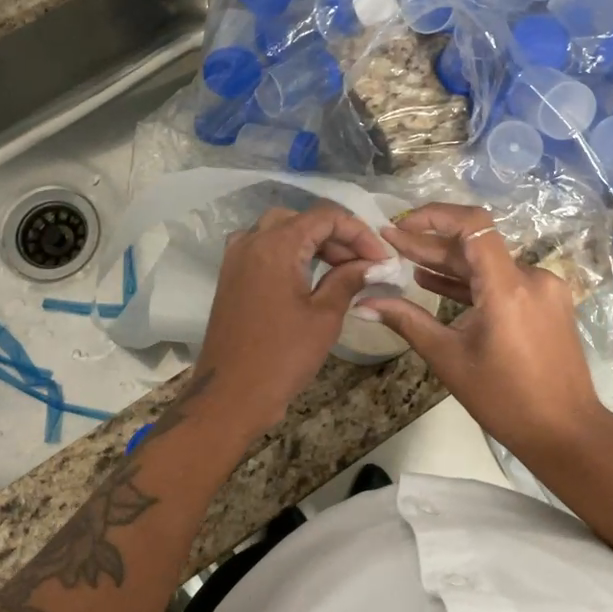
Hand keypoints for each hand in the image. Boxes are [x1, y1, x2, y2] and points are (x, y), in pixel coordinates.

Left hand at [195, 202, 391, 430]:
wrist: (231, 394)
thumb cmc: (282, 356)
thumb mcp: (324, 316)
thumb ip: (348, 280)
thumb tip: (373, 264)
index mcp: (275, 245)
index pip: (325, 216)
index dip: (358, 232)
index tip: (381, 258)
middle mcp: (251, 241)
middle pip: (302, 220)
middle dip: (337, 236)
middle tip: (364, 264)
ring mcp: (236, 258)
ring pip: (281, 231)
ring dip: (314, 243)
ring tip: (344, 271)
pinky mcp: (231, 276)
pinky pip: (264, 249)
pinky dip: (290, 254)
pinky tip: (312, 277)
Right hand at [362, 203, 603, 447]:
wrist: (566, 432)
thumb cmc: (505, 400)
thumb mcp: (449, 358)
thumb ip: (407, 321)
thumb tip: (364, 303)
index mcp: (508, 287)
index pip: (473, 224)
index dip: (434, 216)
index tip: (401, 224)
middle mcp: (531, 277)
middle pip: (475, 245)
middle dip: (430, 243)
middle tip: (390, 242)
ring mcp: (543, 289)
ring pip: (488, 264)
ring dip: (448, 263)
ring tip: (405, 260)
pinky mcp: (546, 304)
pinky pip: (503, 281)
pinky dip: (471, 282)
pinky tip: (434, 282)